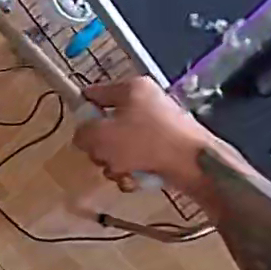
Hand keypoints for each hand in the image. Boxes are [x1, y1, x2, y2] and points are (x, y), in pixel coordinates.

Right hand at [72, 78, 232, 195]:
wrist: (193, 164)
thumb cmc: (145, 143)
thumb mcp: (101, 137)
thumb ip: (82, 133)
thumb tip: (83, 136)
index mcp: (131, 88)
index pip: (94, 92)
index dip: (82, 110)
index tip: (77, 130)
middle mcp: (146, 102)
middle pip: (106, 125)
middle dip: (101, 148)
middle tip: (104, 157)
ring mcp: (158, 125)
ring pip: (121, 146)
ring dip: (115, 164)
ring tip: (123, 173)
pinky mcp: (166, 147)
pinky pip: (138, 158)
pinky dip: (133, 172)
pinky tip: (135, 180)